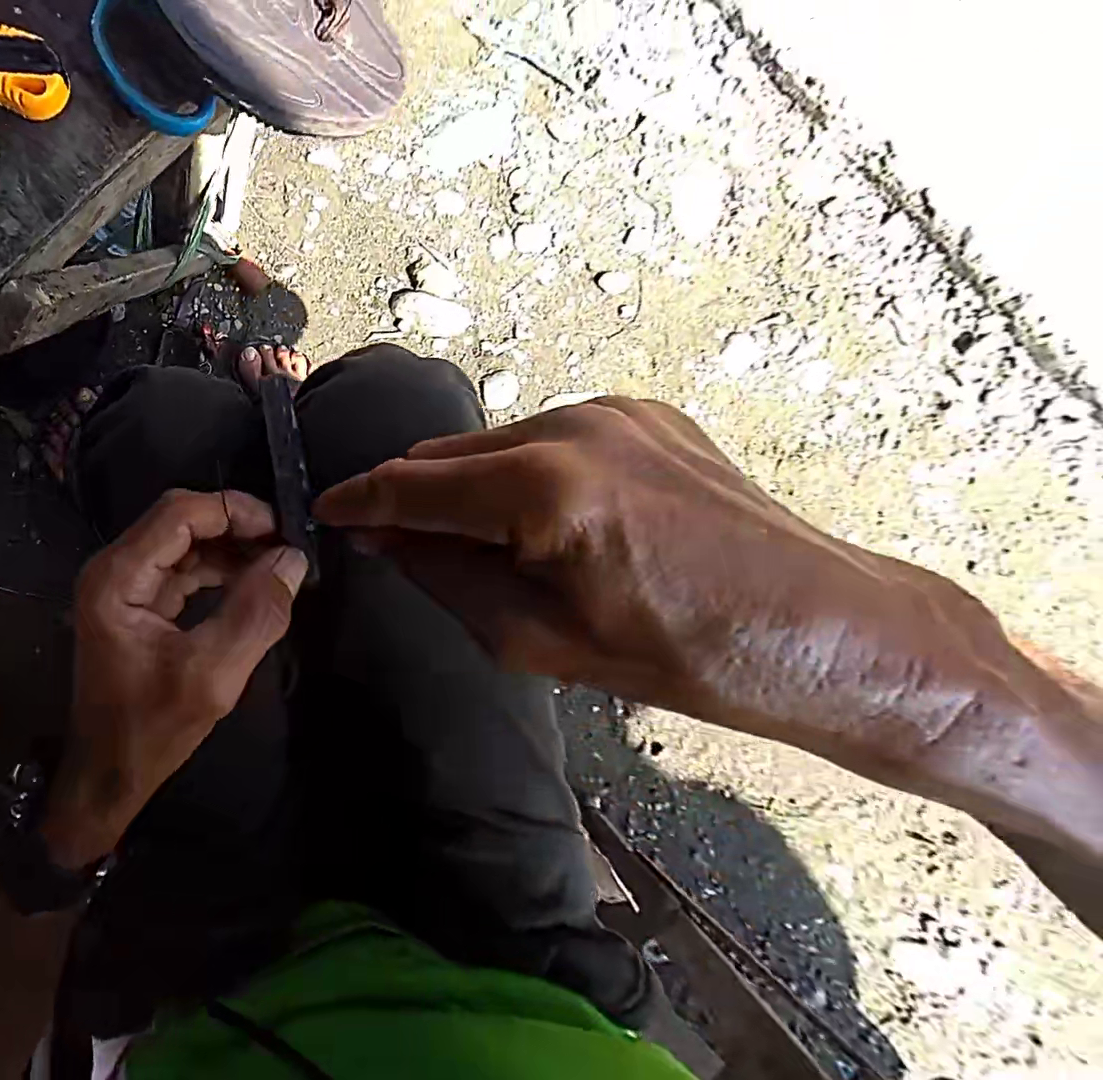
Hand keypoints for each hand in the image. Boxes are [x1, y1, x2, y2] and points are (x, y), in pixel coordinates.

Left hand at [44, 489, 307, 867]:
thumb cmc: (149, 731)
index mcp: (116, 578)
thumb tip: (293, 559)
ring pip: (182, 543)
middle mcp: (112, 570)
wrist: (107, 773)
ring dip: (228, 548)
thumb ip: (255, 614)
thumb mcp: (212, 676)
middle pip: (178, 522)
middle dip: (234, 527)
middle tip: (285, 547)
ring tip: (275, 565)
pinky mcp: (134, 603)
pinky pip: (179, 570)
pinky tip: (249, 583)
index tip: (281, 529)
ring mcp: (120, 586)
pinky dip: (215, 571)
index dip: (233, 510)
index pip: (177, 514)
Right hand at [311, 397, 1038, 761]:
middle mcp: (571, 427)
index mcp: (543, 489)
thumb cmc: (676, 654)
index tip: (320, 511)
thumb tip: (379, 538)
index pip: (411, 486)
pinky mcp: (639, 411)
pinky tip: (530, 516)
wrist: (829, 631)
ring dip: (455, 486)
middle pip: (440, 455)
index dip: (355, 501)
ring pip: (483, 443)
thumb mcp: (529, 636)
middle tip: (388, 543)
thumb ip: (438, 574)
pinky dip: (506, 472)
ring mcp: (610, 410)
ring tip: (469, 538)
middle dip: (405, 497)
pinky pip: (534, 437)